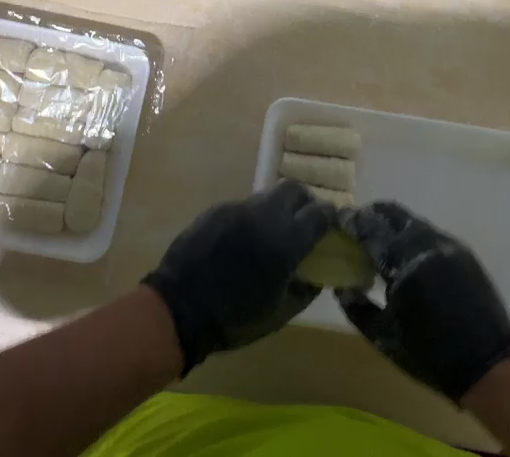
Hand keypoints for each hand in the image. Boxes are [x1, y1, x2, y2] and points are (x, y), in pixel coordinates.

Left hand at [141, 181, 336, 373]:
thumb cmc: (234, 319)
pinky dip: (252, 219)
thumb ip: (305, 290)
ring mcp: (238, 209)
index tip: (331, 227)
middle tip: (303, 223)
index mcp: (285, 242)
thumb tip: (317, 275)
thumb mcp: (280, 314)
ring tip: (272, 234)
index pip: (321, 212)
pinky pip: (243, 207)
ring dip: (278, 209)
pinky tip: (243, 242)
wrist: (179, 308)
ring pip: (268, 195)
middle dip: (305, 202)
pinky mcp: (216, 210)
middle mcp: (264, 216)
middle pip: (295, 190)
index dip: (330, 217)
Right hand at [336, 201, 509, 402]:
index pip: (370, 231)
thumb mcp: (384, 338)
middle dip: (371, 216)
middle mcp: (428, 244)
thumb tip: (342, 286)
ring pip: (412, 221)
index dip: (351, 223)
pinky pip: (429, 233)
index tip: (337, 220)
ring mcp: (449, 245)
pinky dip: (411, 235)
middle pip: (393, 214)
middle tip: (356, 227)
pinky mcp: (463, 252)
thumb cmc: (431, 356)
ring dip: (392, 225)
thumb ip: (357, 308)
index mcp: (406, 264)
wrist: (489, 365)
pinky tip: (405, 254)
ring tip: (379, 241)